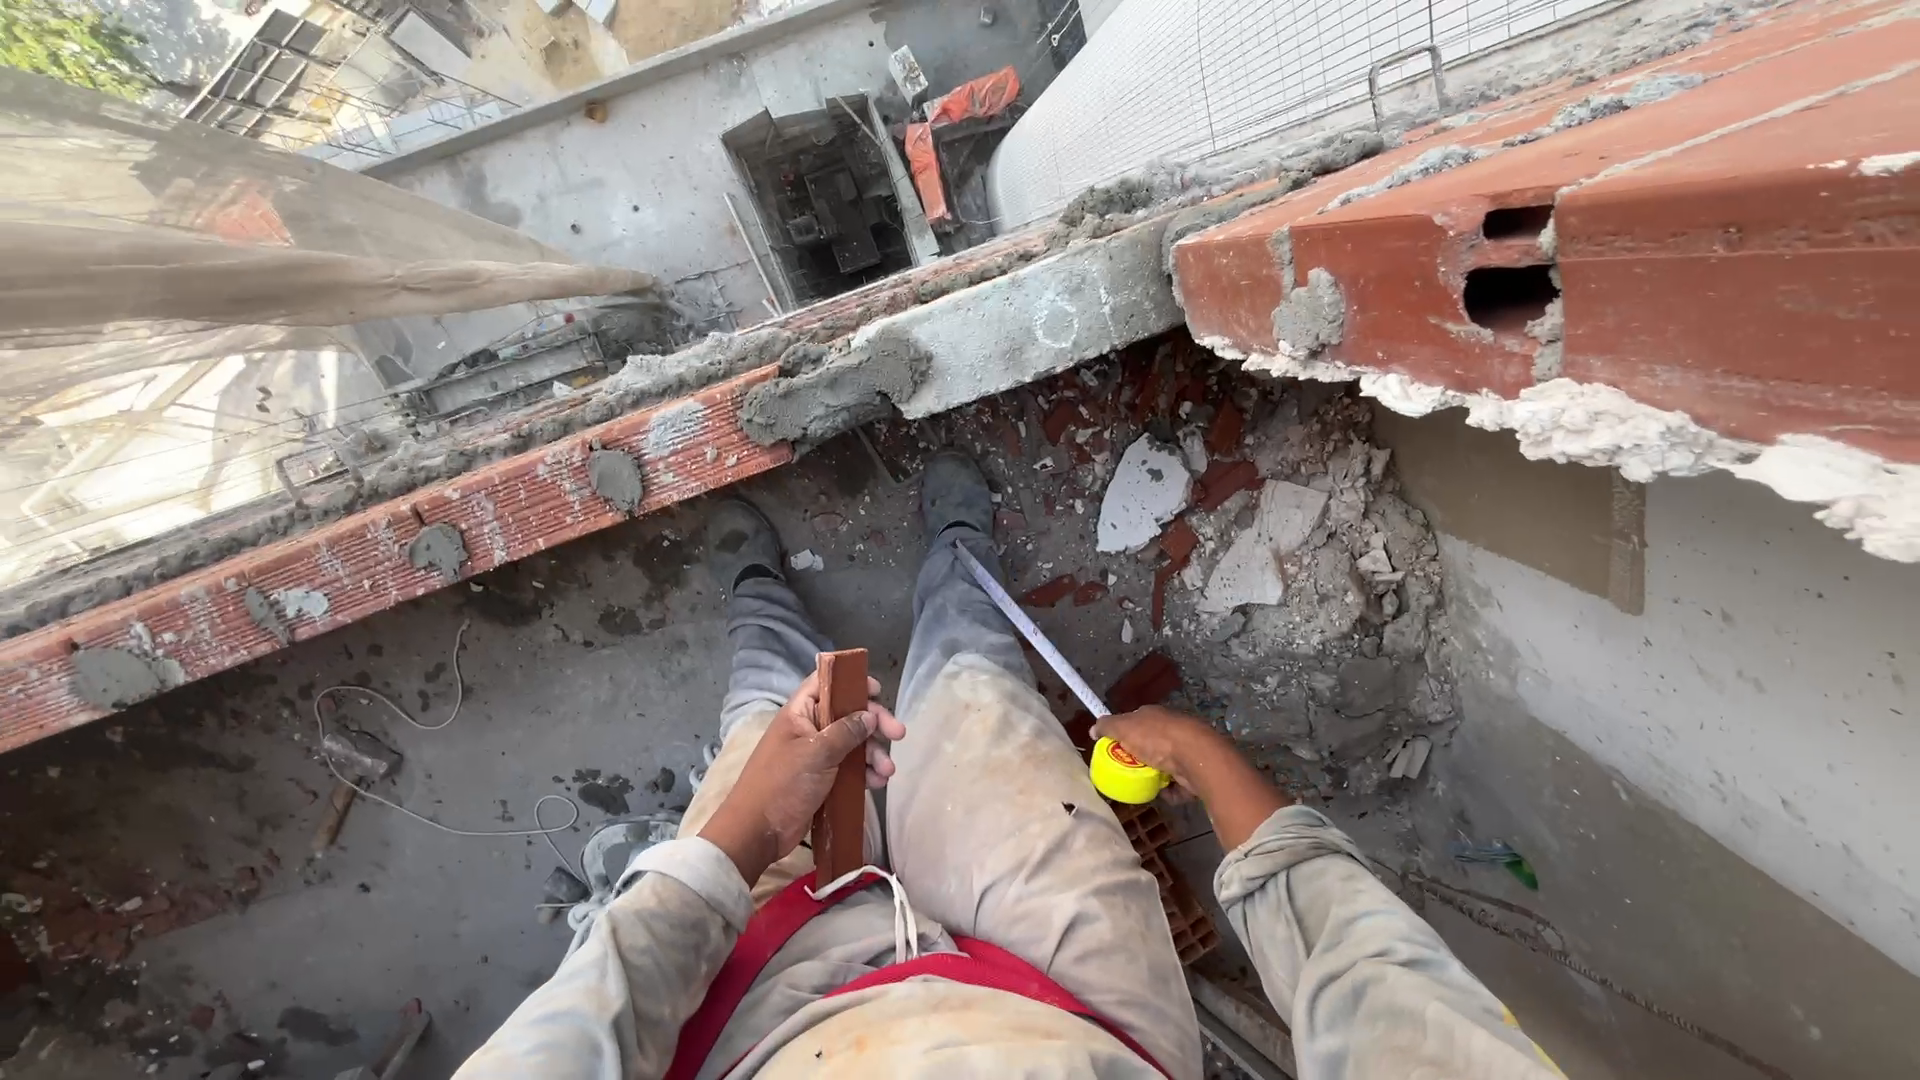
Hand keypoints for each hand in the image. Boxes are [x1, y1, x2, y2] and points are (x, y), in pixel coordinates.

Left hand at [699, 671, 904, 882]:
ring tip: (888, 771)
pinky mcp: (823, 779)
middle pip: (848, 714)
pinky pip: (850, 768)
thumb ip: (846, 731)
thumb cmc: (783, 784)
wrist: (758, 832)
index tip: (876, 690)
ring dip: (873, 753)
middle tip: (898, 734)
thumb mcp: (816, 753)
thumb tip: (869, 716)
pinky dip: (865, 773)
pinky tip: (878, 783)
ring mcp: (816, 755)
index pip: (826, 683)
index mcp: (800, 713)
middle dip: (875, 723)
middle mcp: (809, 729)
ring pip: (853, 743)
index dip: (851, 681)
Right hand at [1092, 705, 1231, 792]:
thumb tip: (1093, 729)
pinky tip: (1162, 794)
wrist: (1195, 757)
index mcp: (1153, 715)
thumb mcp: (1123, 728)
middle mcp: (1171, 729)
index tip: (1115, 749)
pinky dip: (1170, 791)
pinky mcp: (1194, 771)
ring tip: (1143, 784)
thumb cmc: (1156, 739)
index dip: (1124, 733)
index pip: (1135, 721)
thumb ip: (1106, 726)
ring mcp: (1185, 749)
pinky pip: (1177, 784)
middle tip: (1127, 770)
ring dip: (1154, 776)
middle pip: (1150, 744)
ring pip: (1164, 764)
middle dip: (1139, 758)